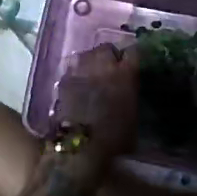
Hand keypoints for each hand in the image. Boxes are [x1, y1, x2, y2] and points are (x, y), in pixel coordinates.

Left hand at [55, 43, 139, 161]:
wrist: (82, 147)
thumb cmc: (116, 137)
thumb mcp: (133, 112)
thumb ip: (131, 90)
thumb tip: (128, 83)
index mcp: (126, 72)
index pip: (132, 51)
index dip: (131, 57)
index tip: (130, 64)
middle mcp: (103, 64)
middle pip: (106, 48)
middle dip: (108, 56)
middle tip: (109, 70)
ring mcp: (80, 69)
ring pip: (87, 55)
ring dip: (90, 62)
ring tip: (91, 76)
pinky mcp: (63, 79)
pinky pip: (73, 69)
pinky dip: (76, 74)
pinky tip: (77, 86)